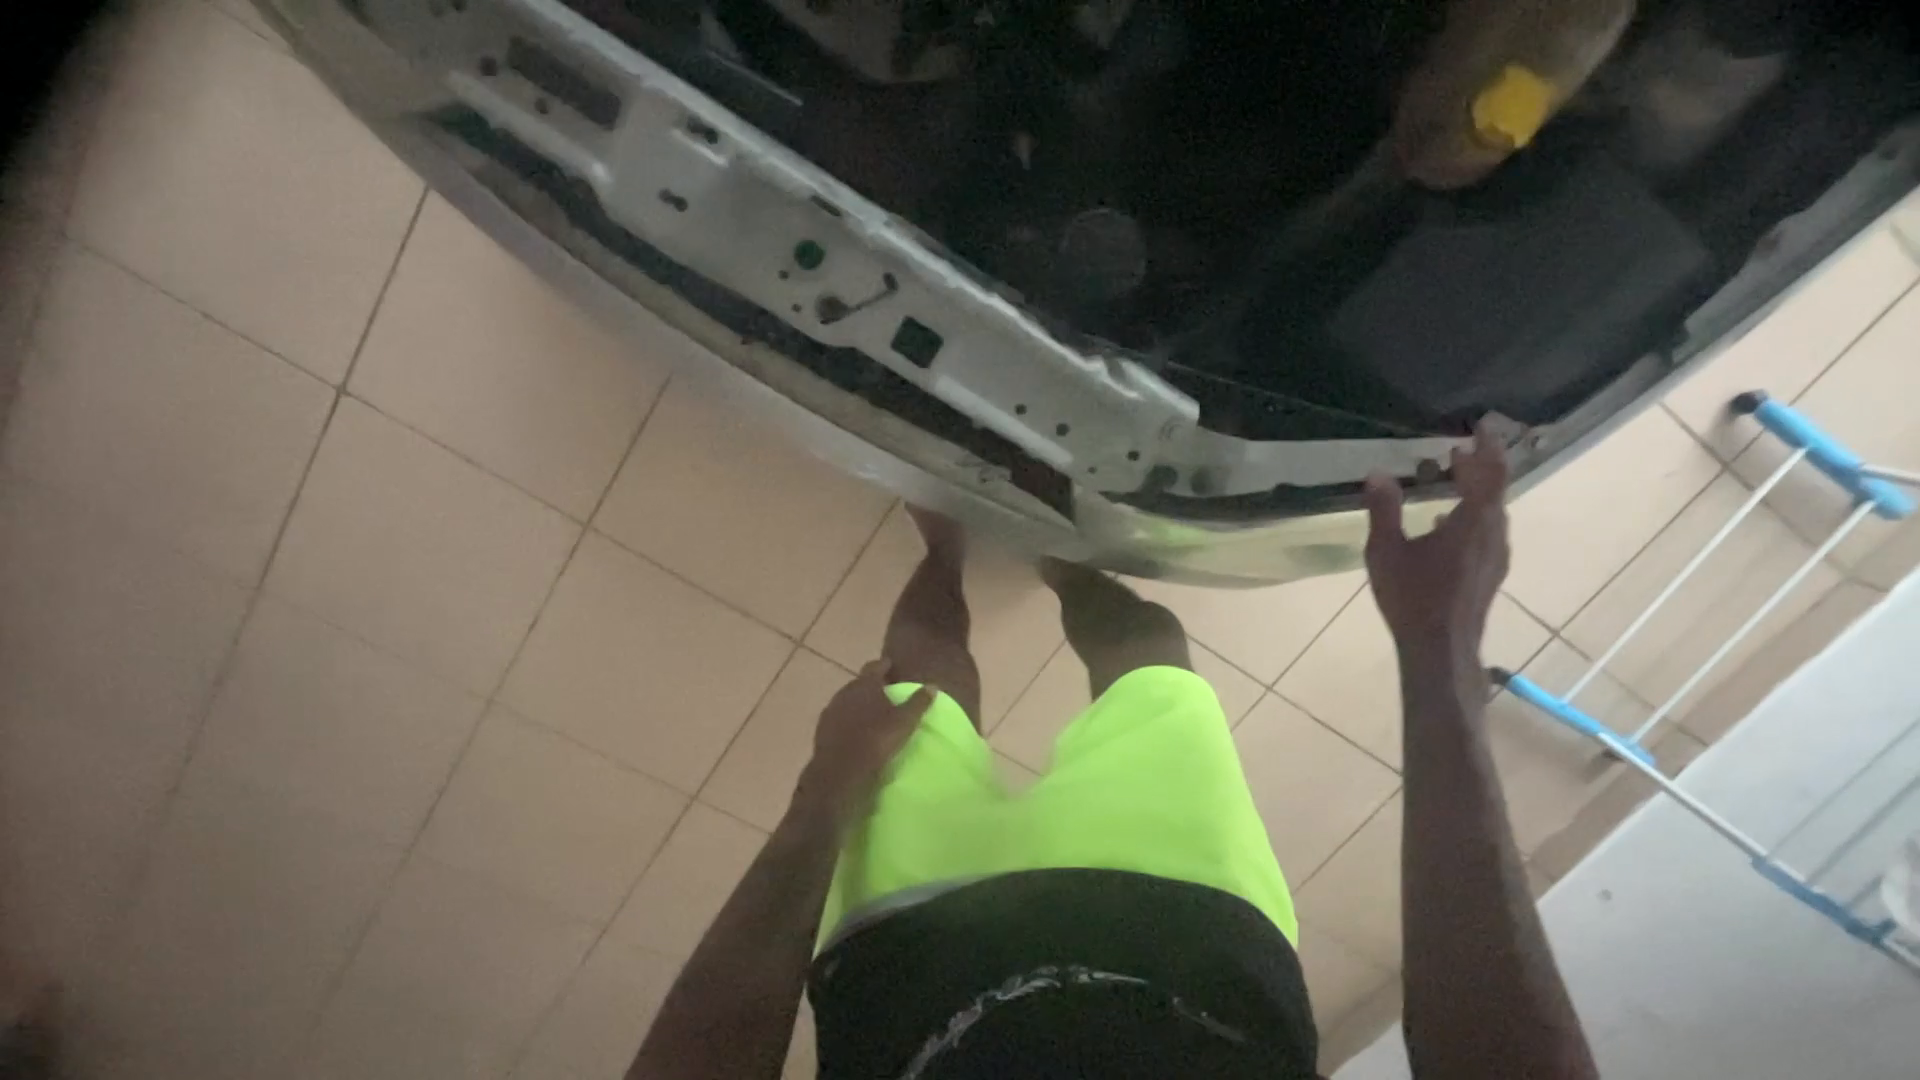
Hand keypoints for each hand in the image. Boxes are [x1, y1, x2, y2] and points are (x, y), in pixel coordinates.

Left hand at [793, 659, 934, 826]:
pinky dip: (848, 720)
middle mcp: (844, 692)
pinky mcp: (822, 729)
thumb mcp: (904, 722)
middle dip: (871, 686)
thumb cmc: (876, 740)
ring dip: (858, 704)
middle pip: (859, 683)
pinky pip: (838, 718)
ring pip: (847, 701)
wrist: (840, 771)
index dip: (884, 665)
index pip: (874, 667)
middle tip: (885, 692)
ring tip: (872, 713)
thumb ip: (918, 702)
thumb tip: (932, 686)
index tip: (891, 665)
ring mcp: (830, 710)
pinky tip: (855, 731)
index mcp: (864, 685)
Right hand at [1362, 423, 1511, 666]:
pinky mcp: (1489, 573)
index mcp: (1474, 523)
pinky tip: (1447, 523)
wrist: (1440, 649)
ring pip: (1492, 513)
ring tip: (1452, 479)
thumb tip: (1377, 473)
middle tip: (1456, 451)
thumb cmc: (1412, 597)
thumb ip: (1384, 510)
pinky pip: (1486, 531)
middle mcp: (1494, 535)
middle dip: (1477, 467)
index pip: (1490, 474)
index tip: (1481, 427)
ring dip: (1475, 491)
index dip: (1487, 448)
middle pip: (1495, 491)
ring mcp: (1495, 557)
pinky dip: (1472, 514)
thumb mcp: (1386, 550)